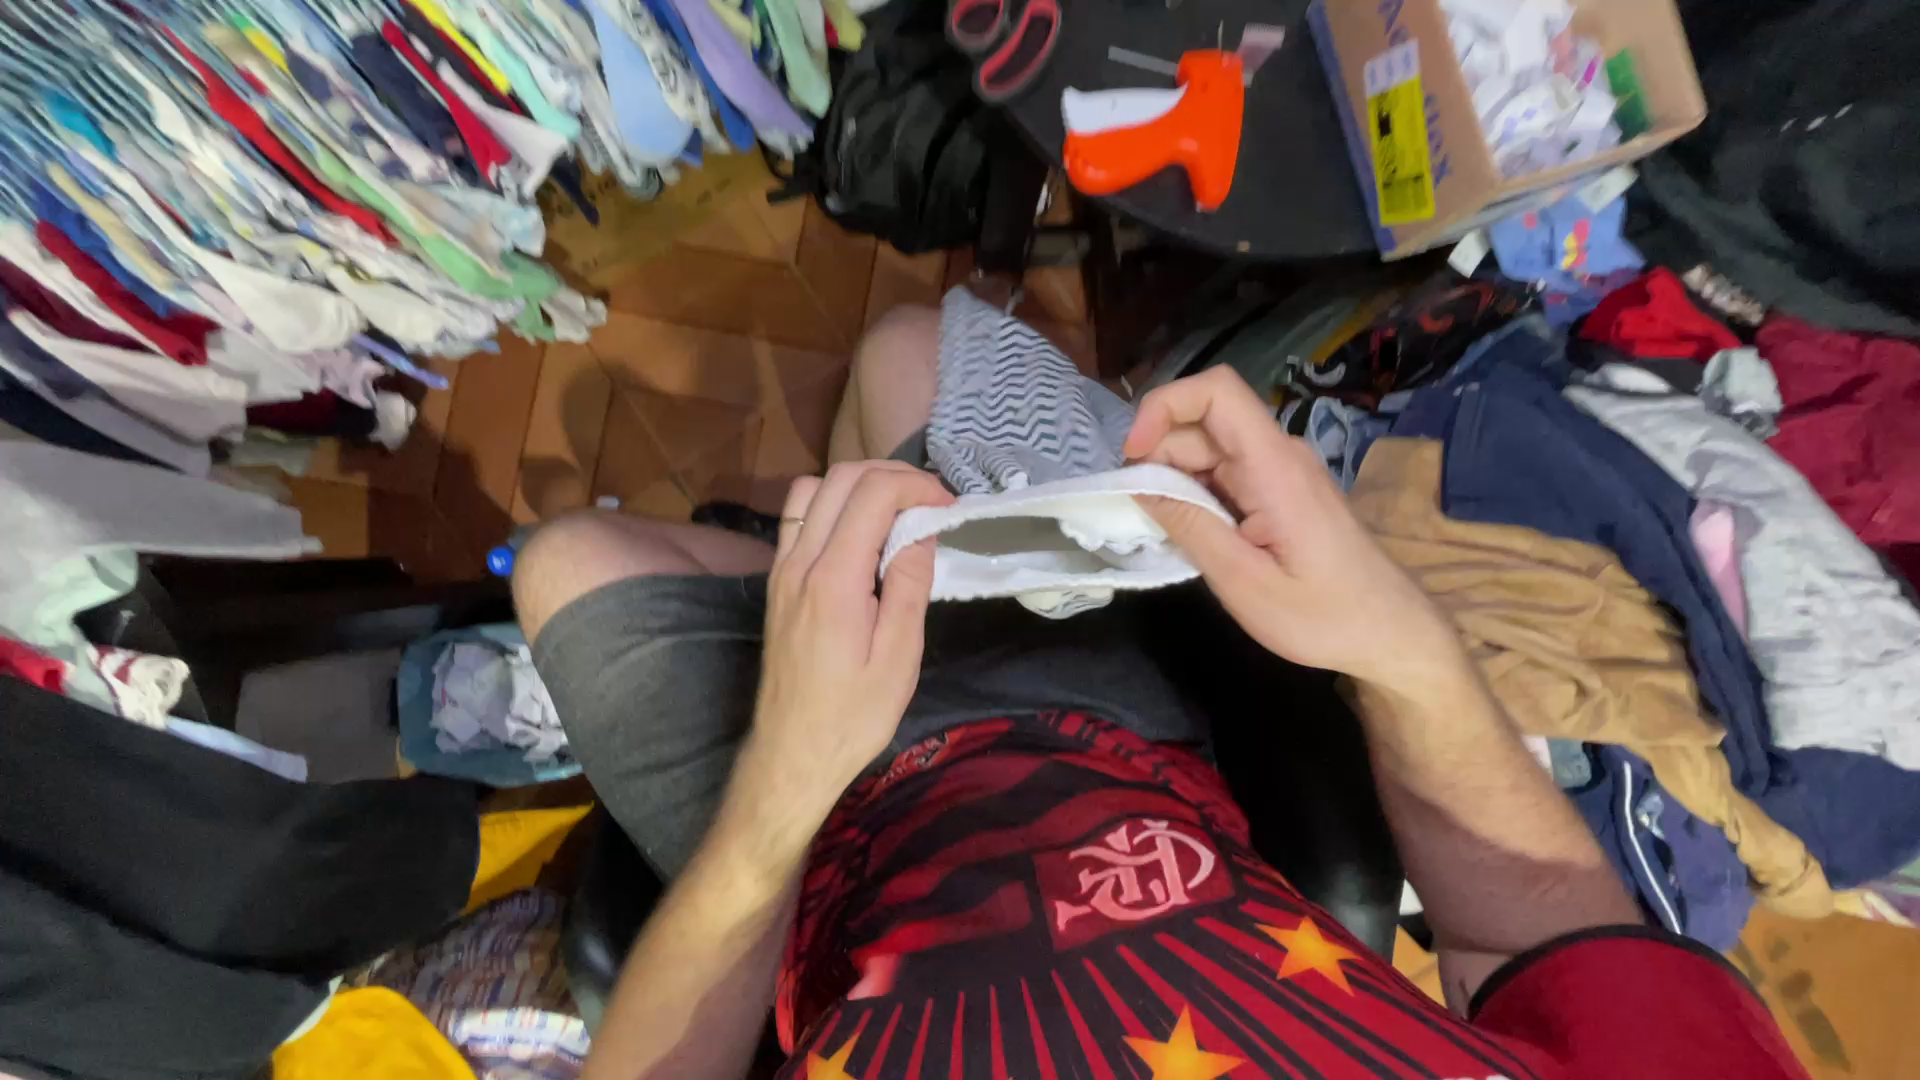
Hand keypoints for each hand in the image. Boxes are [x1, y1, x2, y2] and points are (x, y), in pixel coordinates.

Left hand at [746, 461, 954, 827]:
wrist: (792, 753)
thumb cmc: (854, 715)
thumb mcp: (899, 657)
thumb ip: (909, 584)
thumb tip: (921, 529)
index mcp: (833, 580)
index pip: (872, 494)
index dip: (916, 486)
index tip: (948, 507)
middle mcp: (799, 562)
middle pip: (840, 478)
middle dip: (892, 476)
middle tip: (930, 503)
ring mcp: (781, 568)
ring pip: (813, 488)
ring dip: (859, 484)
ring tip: (897, 511)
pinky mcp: (777, 580)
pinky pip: (800, 516)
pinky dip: (834, 503)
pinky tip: (862, 532)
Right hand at [1123, 367, 1463, 691]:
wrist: (1391, 634)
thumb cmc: (1324, 616)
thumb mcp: (1244, 582)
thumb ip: (1190, 526)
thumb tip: (1139, 484)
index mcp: (1275, 466)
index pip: (1217, 391)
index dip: (1164, 407)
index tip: (1134, 457)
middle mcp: (1277, 455)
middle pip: (1202, 424)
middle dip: (1157, 456)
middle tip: (1140, 512)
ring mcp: (1279, 471)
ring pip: (1207, 450)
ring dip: (1173, 479)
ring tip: (1164, 530)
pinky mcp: (1277, 490)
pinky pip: (1222, 473)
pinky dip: (1193, 493)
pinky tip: (1189, 532)